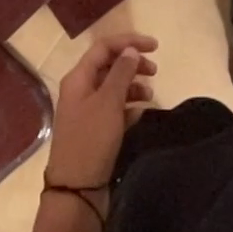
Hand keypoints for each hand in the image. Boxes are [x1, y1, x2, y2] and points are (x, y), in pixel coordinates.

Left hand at [45, 33, 157, 187]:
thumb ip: (121, 73)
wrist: (76, 190)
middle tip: (155, 71)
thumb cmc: (92, 139)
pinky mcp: (94, 130)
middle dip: (132, 64)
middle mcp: (80, 89)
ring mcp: (86, 110)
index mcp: (78, 77)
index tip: (155, 46)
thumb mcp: (109, 102)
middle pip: (108, 65)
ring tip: (150, 96)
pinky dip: (129, 106)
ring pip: (112, 87)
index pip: (104, 47)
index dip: (129, 42)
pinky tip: (142, 113)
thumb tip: (130, 50)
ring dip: (132, 86)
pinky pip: (114, 108)